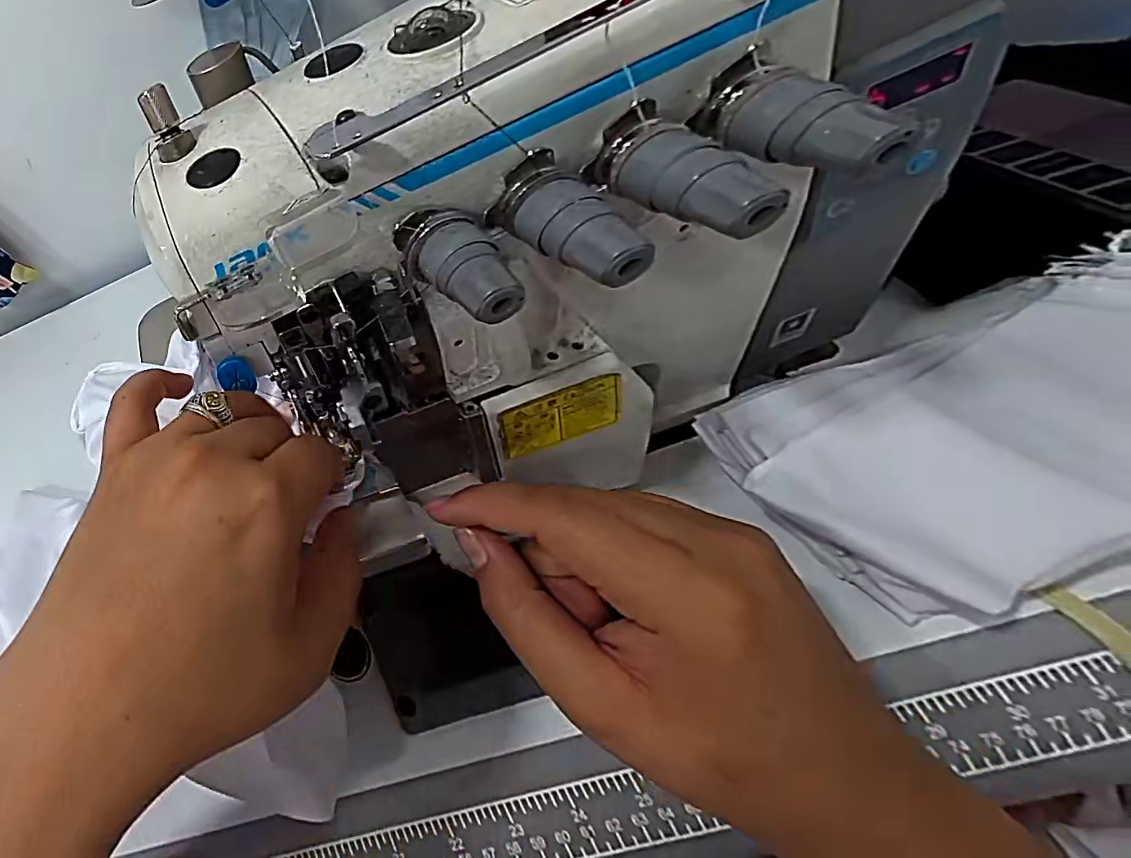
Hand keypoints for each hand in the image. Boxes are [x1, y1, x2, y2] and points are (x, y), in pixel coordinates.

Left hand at [0, 371, 359, 856]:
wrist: (94, 698)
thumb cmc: (203, 684)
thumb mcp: (307, 649)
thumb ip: (342, 571)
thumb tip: (339, 518)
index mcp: (267, 500)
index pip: (319, 452)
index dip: (332, 472)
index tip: (328, 496)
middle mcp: (213, 461)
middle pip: (271, 428)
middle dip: (291, 455)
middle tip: (288, 496)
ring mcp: (157, 456)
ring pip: (216, 410)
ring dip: (244, 424)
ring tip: (249, 455)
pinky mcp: (115, 465)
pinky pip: (134, 400)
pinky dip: (157, 383)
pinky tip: (176, 387)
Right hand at [428, 484, 1043, 857]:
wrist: (850, 786)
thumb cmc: (721, 759)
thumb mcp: (599, 707)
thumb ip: (524, 617)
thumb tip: (480, 544)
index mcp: (691, 593)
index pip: (563, 518)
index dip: (492, 505)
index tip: (441, 508)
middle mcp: (717, 541)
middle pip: (576, 509)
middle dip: (545, 554)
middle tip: (573, 625)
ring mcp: (732, 531)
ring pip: (599, 509)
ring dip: (576, 555)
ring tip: (612, 625)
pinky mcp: (735, 533)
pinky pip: (632, 517)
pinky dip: (607, 551)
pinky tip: (633, 605)